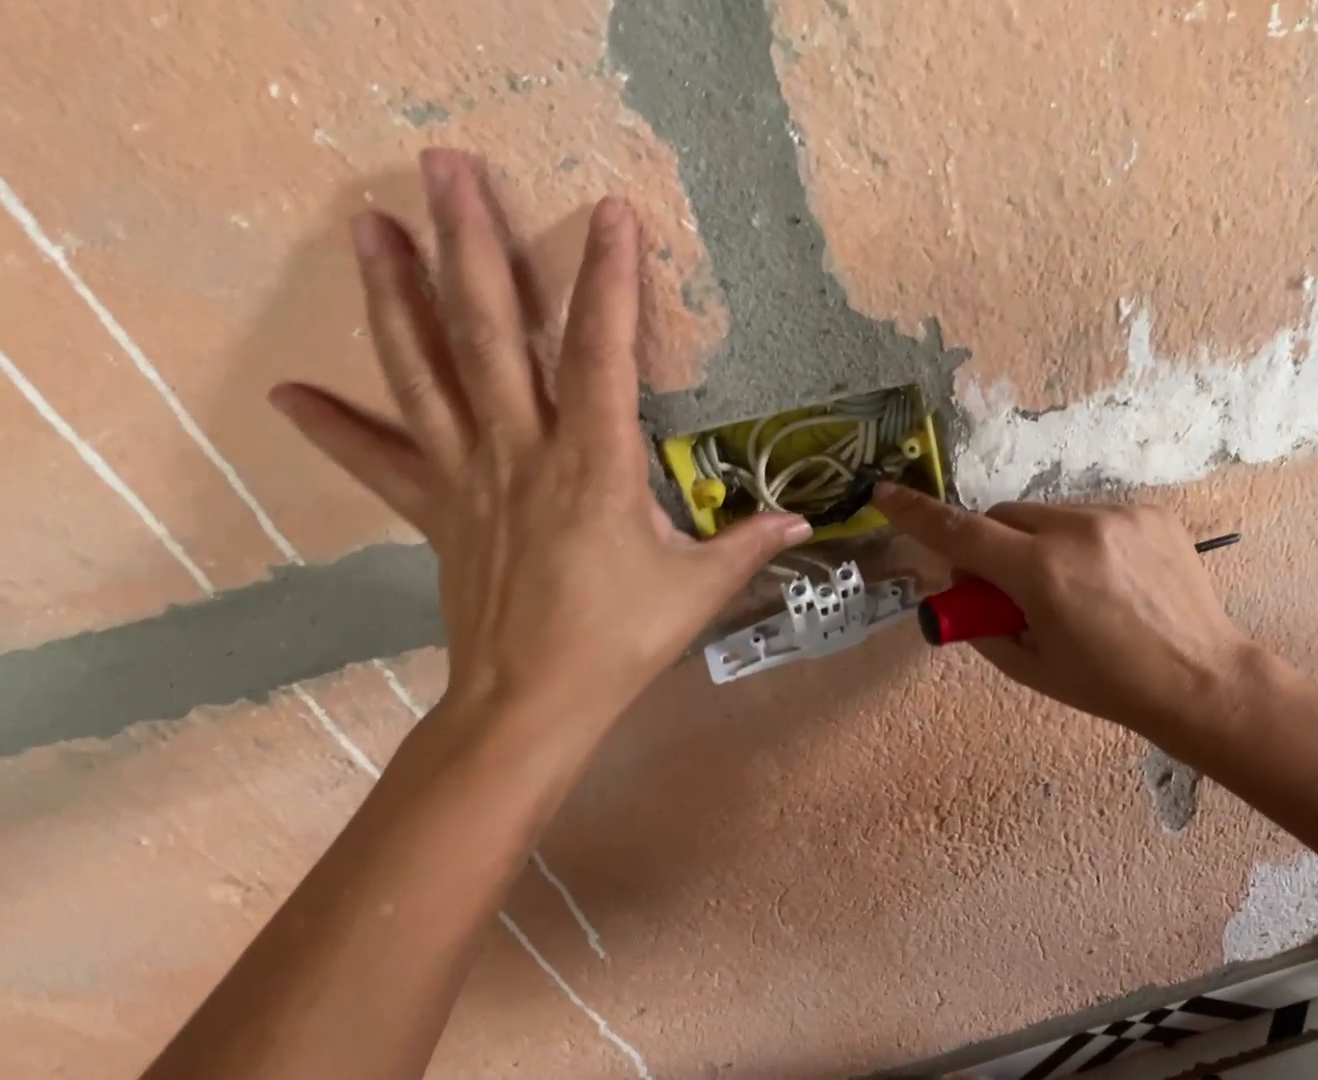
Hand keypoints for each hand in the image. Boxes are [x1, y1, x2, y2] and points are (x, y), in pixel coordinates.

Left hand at [270, 149, 810, 719]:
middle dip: (472, 244)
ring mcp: (470, 477)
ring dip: (397, 295)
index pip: (602, 353)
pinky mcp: (438, 511)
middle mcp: (523, 452)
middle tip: (445, 165)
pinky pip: (384, 462)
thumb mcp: (698, 589)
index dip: (609, 282)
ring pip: (427, 373)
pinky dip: (339, 428)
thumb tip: (801, 521)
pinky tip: (292, 391)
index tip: (610, 215)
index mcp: (594, 466)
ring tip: (370, 223)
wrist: (530, 703)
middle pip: (491, 334)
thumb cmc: (621, 641)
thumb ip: (747, 544)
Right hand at [874, 484, 1256, 736]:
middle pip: (1003, 517)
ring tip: (1073, 588)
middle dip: (993, 546)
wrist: (1201, 679)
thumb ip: (980, 621)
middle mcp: (1076, 530)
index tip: (886, 494)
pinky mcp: (1149, 512)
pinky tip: (1108, 578)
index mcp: (1042, 573)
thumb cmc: (1109, 685)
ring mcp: (1118, 516)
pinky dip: (1081, 540)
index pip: (961, 533)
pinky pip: (1090, 516)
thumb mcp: (1030, 667)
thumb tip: (963, 585)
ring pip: (1047, 514)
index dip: (917, 515)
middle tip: (1010, 588)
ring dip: (1040, 542)